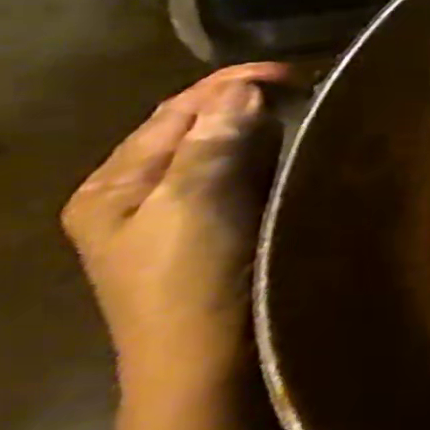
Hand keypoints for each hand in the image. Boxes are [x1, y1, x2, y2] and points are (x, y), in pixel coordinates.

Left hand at [62, 63, 291, 389]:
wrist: (210, 358)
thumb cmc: (189, 278)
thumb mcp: (190, 203)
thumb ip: (213, 140)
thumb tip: (243, 88)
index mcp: (115, 186)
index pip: (175, 112)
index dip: (230, 83)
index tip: (293, 71)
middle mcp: (145, 194)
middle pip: (202, 127)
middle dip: (252, 102)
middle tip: (310, 89)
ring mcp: (187, 214)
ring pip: (231, 149)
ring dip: (269, 127)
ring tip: (314, 112)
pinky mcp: (227, 229)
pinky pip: (251, 175)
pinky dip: (277, 154)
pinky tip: (305, 148)